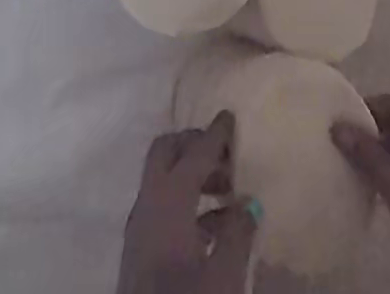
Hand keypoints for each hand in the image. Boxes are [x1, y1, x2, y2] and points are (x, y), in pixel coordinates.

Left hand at [117, 111, 259, 293]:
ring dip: (193, 174)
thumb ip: (239, 232)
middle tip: (227, 154)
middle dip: (195, 145)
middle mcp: (148, 203)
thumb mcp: (224, 275)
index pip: (193, 153)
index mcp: (167, 200)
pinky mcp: (141, 246)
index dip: (214, 134)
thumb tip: (248, 203)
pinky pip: (165, 204)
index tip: (230, 115)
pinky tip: (217, 223)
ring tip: (229, 190)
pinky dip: (188, 200)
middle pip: (166, 152)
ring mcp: (141, 224)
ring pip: (164, 178)